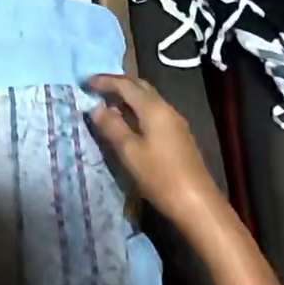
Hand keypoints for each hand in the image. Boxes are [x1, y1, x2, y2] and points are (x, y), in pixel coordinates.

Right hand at [87, 74, 225, 227]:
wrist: (197, 203)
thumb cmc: (160, 176)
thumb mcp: (129, 152)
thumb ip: (111, 125)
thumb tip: (96, 106)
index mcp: (153, 108)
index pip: (125, 85)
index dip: (104, 81)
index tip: (85, 82)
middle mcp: (166, 108)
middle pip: (139, 86)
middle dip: (117, 84)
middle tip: (97, 88)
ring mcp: (175, 122)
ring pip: (148, 99)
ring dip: (128, 96)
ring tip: (108, 105)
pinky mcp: (178, 135)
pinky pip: (153, 111)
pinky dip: (137, 109)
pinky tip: (128, 123)